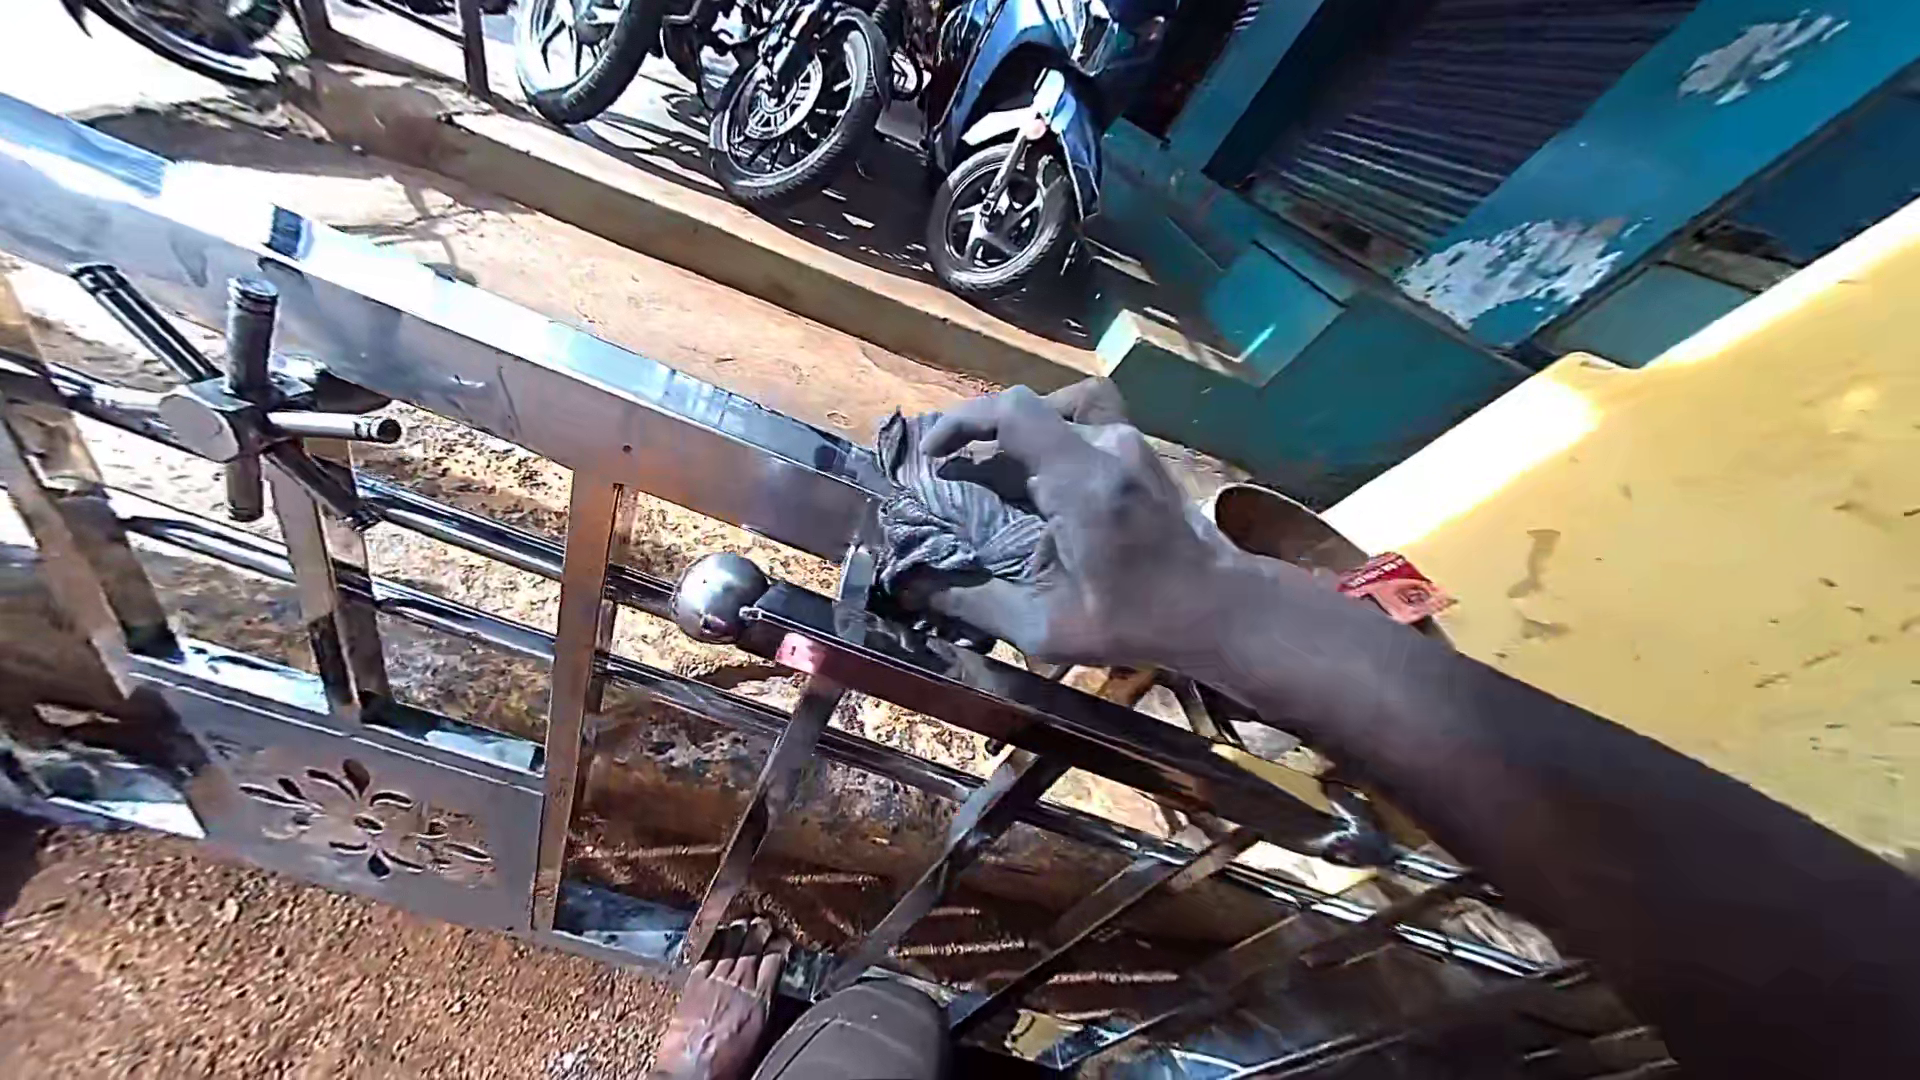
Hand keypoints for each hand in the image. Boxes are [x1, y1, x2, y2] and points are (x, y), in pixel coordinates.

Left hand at [652, 919, 788, 1079]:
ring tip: (744, 922)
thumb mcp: (759, 1040)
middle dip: (762, 928)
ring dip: (741, 928)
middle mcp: (741, 982)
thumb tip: (776, 994)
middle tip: (764, 923)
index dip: (780, 943)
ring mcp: (716, 979)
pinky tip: (720, 934)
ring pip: (733, 940)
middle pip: (755, 941)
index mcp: (760, 998)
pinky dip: (717, 939)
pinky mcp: (694, 982)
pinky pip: (709, 951)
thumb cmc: (725, 1068)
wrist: (688, 1078)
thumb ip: (767, 1008)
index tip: (781, 939)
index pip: (776, 956)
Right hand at [914, 380, 1268, 668]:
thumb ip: (976, 602)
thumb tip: (916, 585)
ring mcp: (1130, 441)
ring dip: (1017, 427)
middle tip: (950, 471)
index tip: (932, 455)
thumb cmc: (1135, 621)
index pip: (1015, 413)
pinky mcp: (1139, 448)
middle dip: (978, 434)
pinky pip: (1085, 416)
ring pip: (1058, 405)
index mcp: (1084, 482)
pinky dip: (1051, 430)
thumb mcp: (1046, 628)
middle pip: (1029, 409)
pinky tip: (1042, 468)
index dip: (962, 422)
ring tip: (994, 462)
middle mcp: (1109, 446)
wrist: (1217, 607)